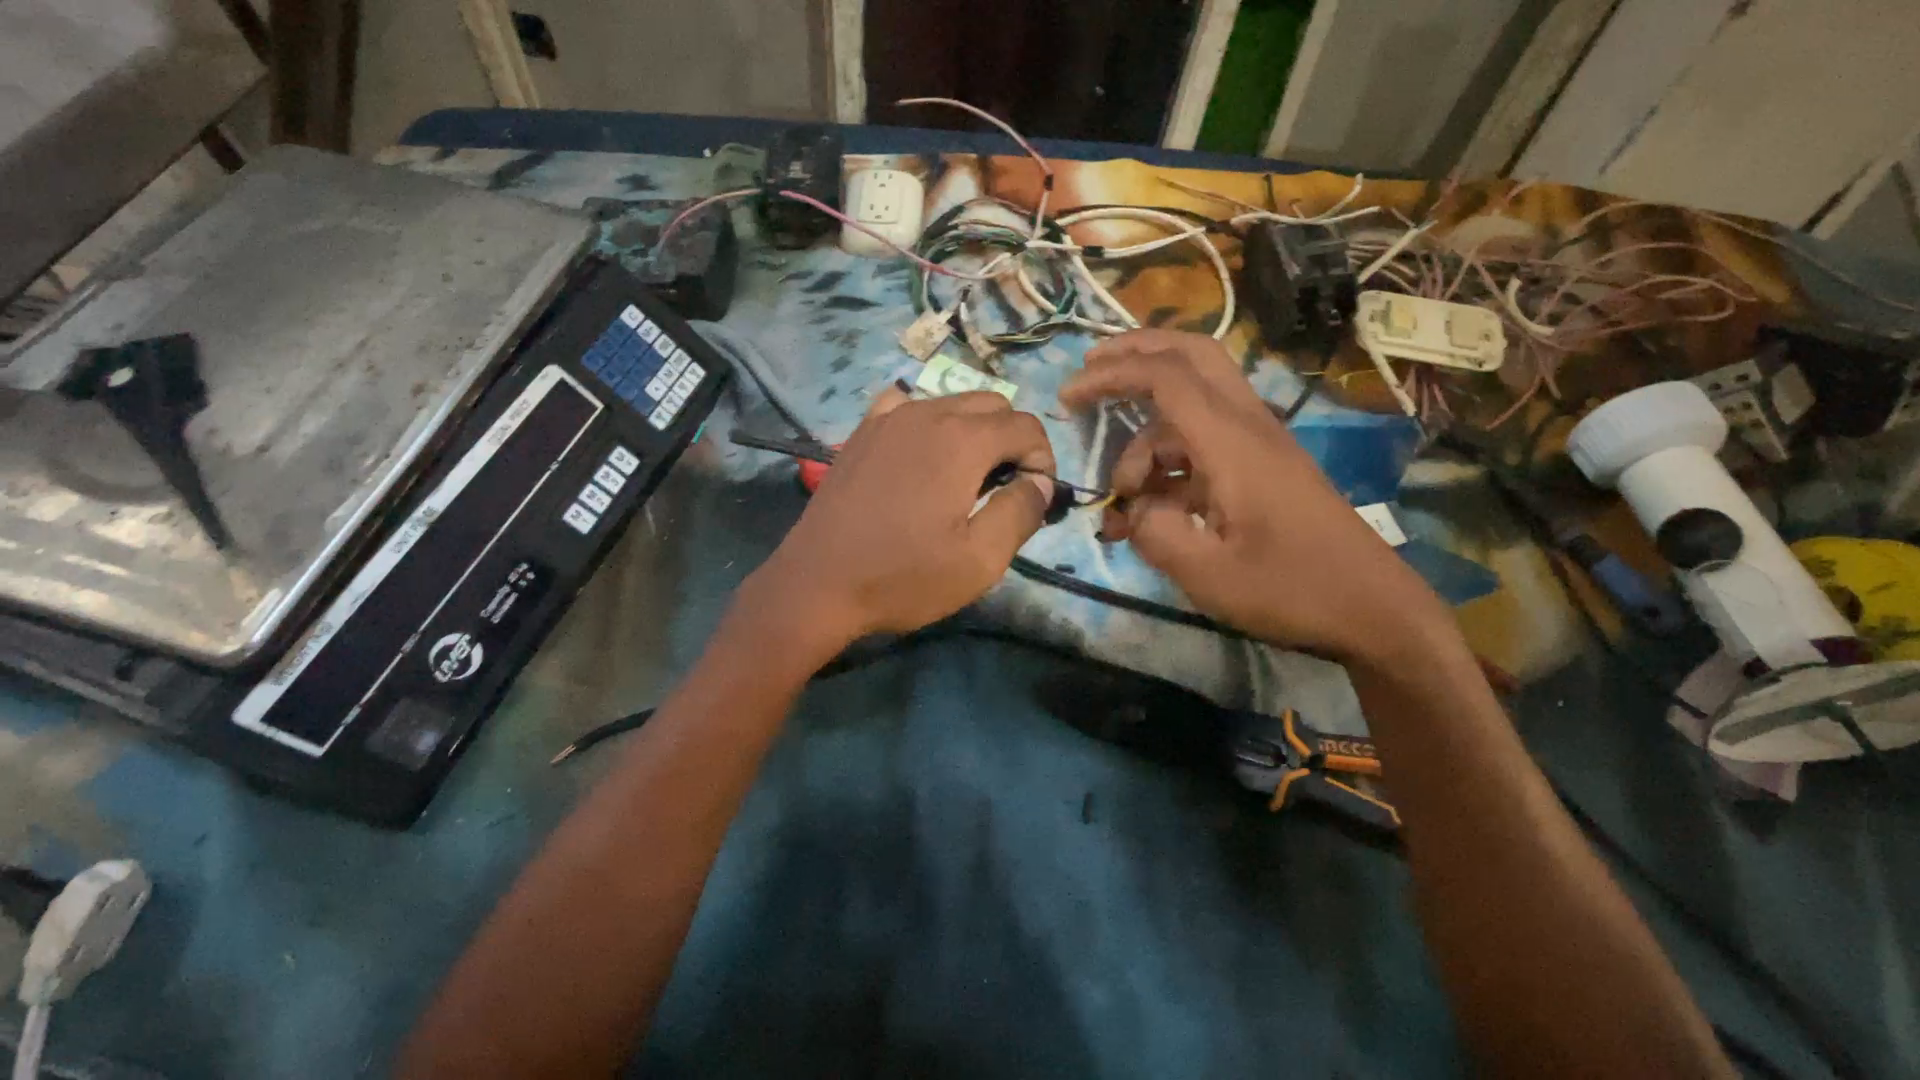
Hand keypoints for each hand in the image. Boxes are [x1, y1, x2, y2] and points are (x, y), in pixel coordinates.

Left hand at [742, 389, 1054, 658]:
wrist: (817, 584)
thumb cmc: (903, 577)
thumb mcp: (980, 560)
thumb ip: (1021, 512)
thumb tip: (1041, 482)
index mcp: (963, 440)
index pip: (1026, 426)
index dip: (1043, 460)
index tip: (1034, 499)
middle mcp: (928, 412)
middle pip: (993, 405)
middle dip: (1012, 441)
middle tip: (1004, 491)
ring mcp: (889, 418)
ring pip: (952, 403)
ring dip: (973, 433)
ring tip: (965, 482)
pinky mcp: (862, 432)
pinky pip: (909, 407)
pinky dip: (929, 425)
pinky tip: (921, 458)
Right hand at [1059, 330, 1448, 661]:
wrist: (1372, 608)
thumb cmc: (1292, 591)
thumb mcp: (1207, 574)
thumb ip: (1154, 532)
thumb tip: (1134, 509)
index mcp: (1233, 442)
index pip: (1165, 377)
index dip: (1111, 375)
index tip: (1067, 397)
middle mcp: (1248, 426)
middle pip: (1191, 355)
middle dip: (1136, 353)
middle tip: (1090, 371)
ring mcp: (1260, 444)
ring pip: (1192, 407)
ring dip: (1147, 435)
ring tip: (1121, 497)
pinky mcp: (1263, 468)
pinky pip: (1205, 442)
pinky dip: (1169, 461)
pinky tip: (1151, 509)